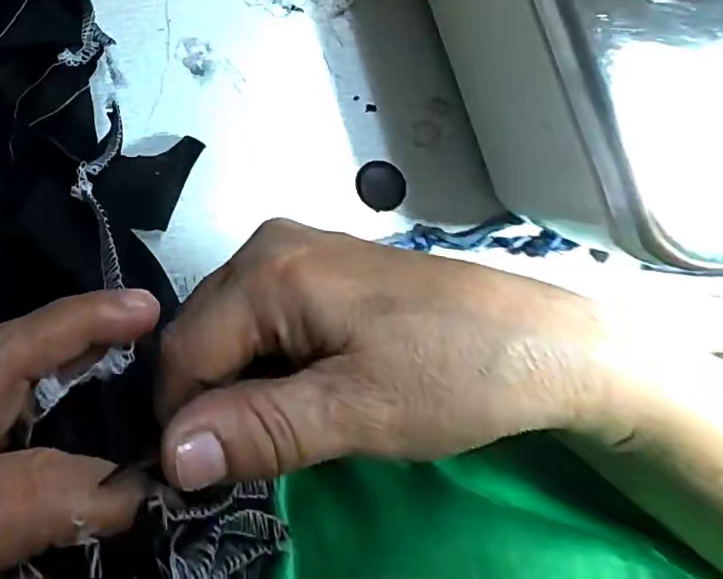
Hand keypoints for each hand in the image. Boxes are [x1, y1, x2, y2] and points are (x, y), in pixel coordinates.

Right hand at [156, 218, 616, 489]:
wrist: (548, 341)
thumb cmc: (458, 375)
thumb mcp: (362, 415)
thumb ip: (262, 429)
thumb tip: (173, 456)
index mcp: (266, 273)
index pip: (184, 350)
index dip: (181, 416)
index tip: (198, 476)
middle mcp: (261, 246)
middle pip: (197, 330)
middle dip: (207, 396)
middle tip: (246, 454)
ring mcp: (282, 247)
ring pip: (220, 321)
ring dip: (232, 377)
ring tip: (277, 422)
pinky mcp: (303, 260)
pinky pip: (250, 310)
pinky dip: (257, 356)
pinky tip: (294, 384)